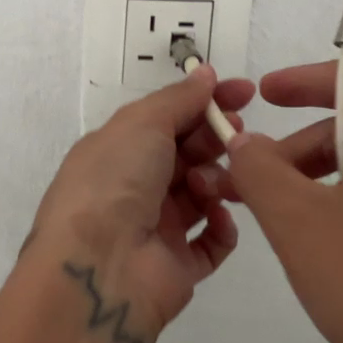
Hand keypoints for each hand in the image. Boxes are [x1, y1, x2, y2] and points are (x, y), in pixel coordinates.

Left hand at [29, 68, 254, 328]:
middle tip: (237, 136)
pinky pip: (212, 242)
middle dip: (215, 140)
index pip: (167, 118)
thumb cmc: (114, 182)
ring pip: (203, 194)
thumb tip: (204, 75)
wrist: (98, 267)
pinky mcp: (177, 266)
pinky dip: (222, 227)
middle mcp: (134, 187)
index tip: (245, 92)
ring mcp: (156, 228)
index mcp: (117, 150)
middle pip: (188, 154)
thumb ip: (177, 100)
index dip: (204, 103)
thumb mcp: (141, 124)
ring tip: (216, 183)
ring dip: (218, 181)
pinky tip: (221, 217)